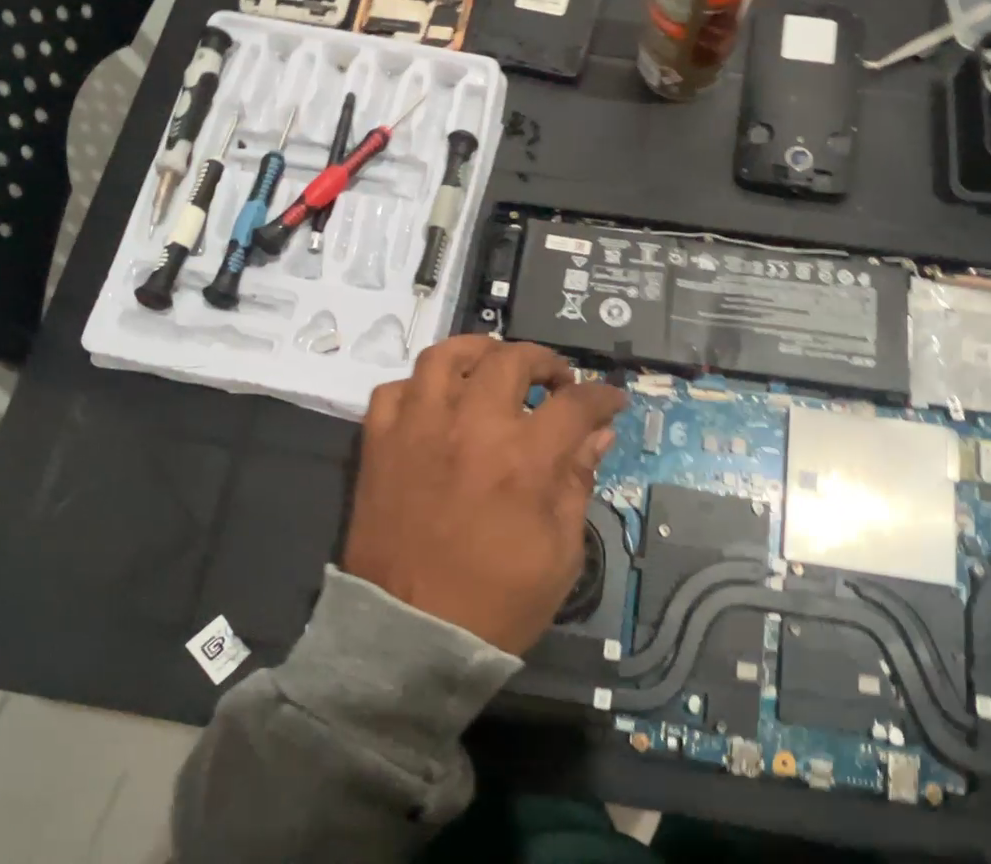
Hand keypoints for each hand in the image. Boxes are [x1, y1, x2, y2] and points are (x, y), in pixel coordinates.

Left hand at [345, 337, 625, 654]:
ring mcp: (417, 430)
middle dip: (544, 363)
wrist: (412, 637)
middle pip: (511, 361)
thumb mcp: (561, 554)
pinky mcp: (378, 445)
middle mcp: (470, 428)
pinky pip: (394, 390)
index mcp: (523, 459)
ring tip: (494, 368)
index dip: (602, 397)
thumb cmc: (496, 603)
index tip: (612, 401)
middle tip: (555, 383)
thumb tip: (597, 437)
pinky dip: (420, 386)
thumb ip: (577, 484)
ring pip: (445, 357)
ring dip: (479, 353)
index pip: (575, 404)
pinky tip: (438, 403)